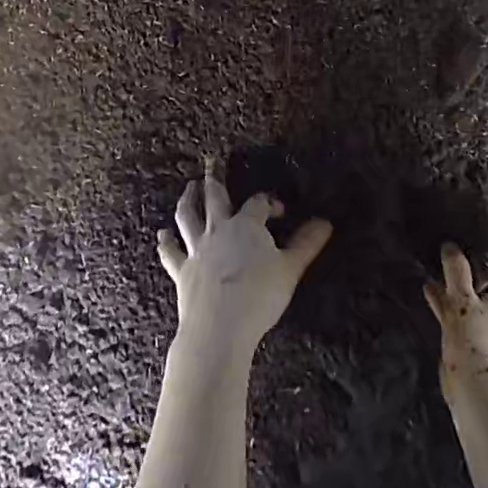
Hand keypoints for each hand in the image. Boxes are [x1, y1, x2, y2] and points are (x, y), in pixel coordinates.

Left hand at [158, 161, 333, 356]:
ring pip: (188, 217)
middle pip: (215, 197)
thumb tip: (325, 223)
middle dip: (214, 177)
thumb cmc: (259, 296)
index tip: (280, 212)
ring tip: (188, 188)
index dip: (270, 203)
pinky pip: (171, 253)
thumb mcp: (290, 269)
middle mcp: (218, 230)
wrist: (219, 327)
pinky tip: (161, 235)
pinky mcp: (182, 271)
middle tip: (211, 160)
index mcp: (246, 226)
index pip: (258, 204)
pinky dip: (165, 242)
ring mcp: (197, 250)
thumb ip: (306, 244)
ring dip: (187, 200)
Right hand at [424, 234, 487, 396]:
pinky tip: (430, 288)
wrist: (468, 385)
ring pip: (480, 298)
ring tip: (448, 263)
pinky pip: (459, 309)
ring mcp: (485, 326)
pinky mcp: (467, 337)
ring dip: (468, 282)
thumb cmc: (474, 340)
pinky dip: (447, 298)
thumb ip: (457, 272)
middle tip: (486, 251)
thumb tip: (450, 246)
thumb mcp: (462, 299)